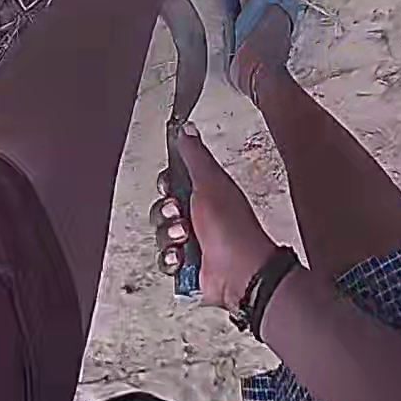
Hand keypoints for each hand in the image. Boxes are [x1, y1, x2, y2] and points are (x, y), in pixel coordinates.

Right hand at [154, 125, 277, 309]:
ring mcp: (193, 241)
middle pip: (162, 208)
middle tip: (180, 215)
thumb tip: (187, 129)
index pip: (172, 182)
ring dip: (169, 236)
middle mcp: (199, 215)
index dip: (167, 185)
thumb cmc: (231, 226)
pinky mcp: (188, 266)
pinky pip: (165, 259)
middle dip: (166, 213)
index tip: (171, 189)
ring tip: (185, 239)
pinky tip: (183, 257)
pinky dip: (172, 259)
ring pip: (160, 234)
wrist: (240, 272)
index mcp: (206, 192)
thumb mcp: (210, 182)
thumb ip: (195, 155)